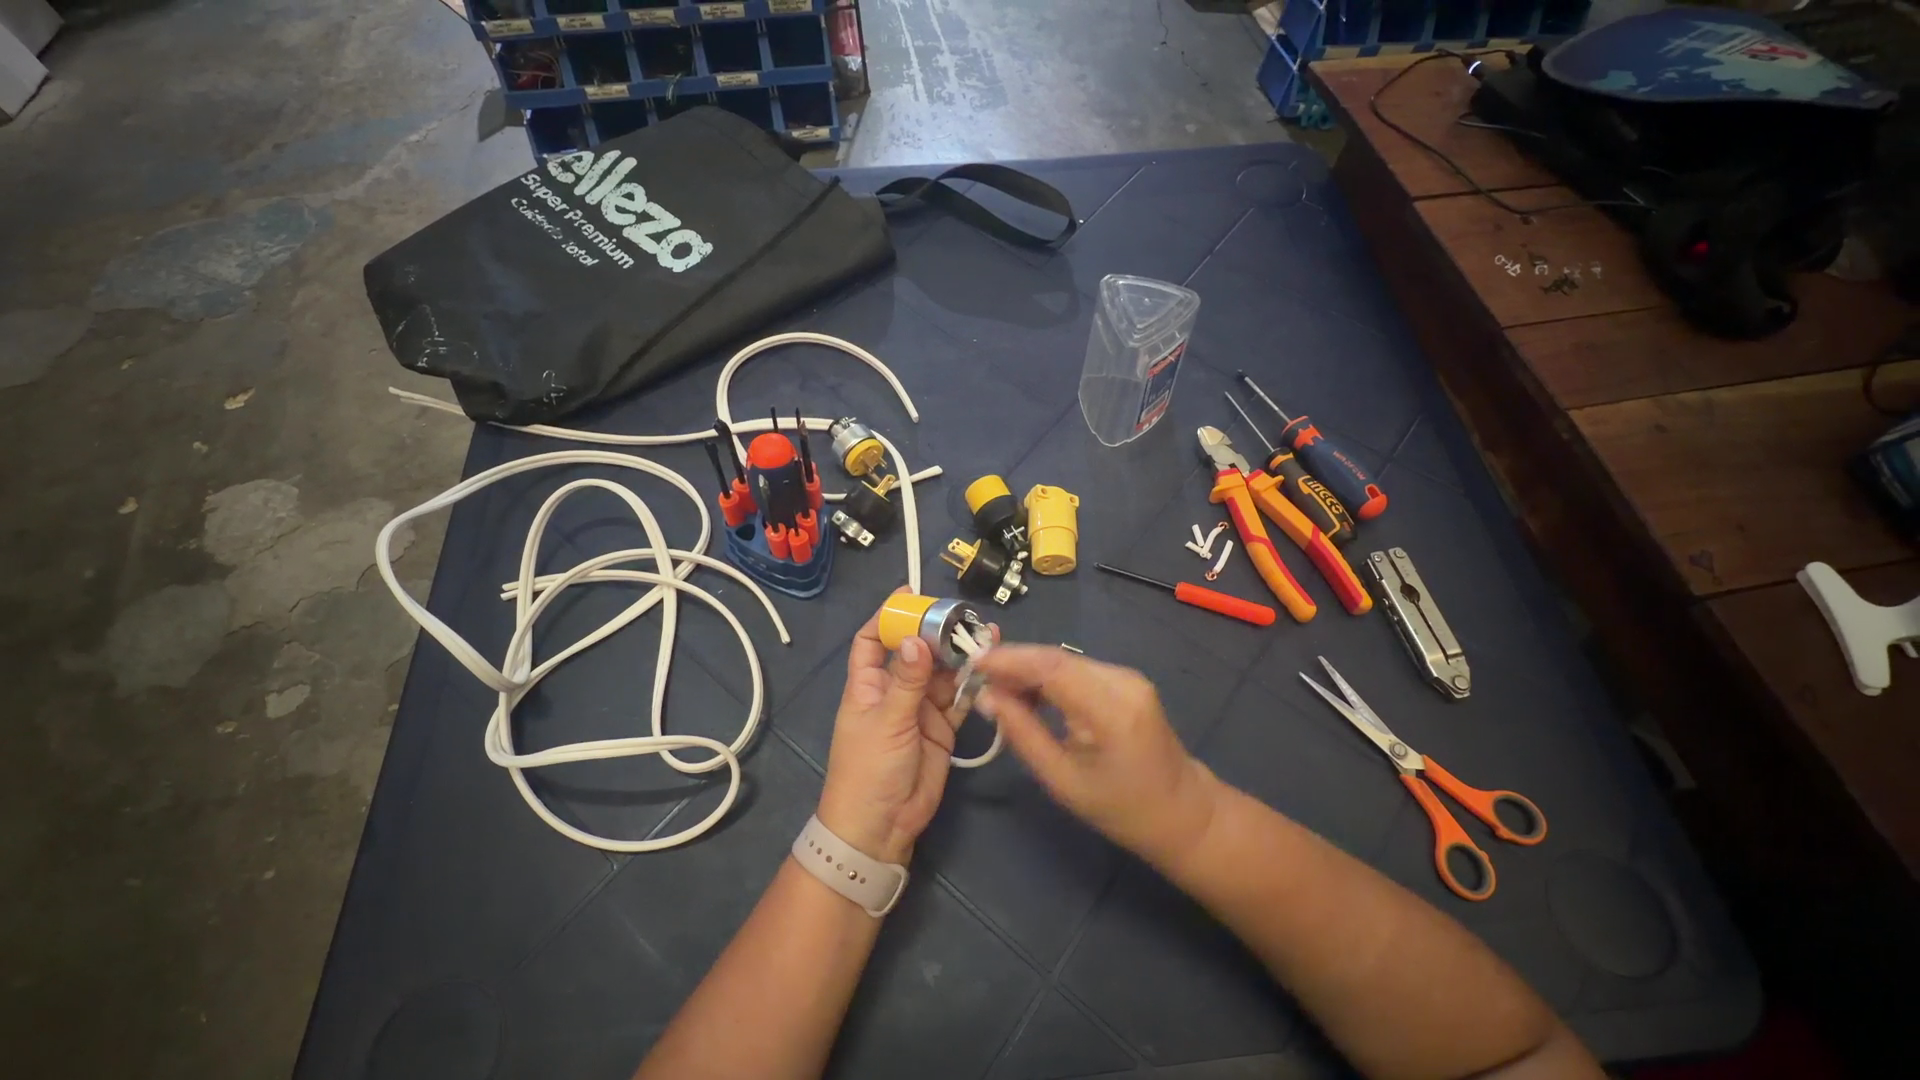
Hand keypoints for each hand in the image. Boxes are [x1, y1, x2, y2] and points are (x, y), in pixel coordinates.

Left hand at [815, 593, 996, 864]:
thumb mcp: (887, 723)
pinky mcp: (942, 729)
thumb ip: (907, 682)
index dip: (888, 616)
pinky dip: (972, 686)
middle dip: (937, 633)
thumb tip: (917, 639)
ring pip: (941, 674)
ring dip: (960, 657)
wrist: (881, 827)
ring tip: (987, 635)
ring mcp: (919, 710)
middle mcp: (894, 691)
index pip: (873, 640)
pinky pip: (958, 700)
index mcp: (868, 685)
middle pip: (916, 652)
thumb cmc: (869, 770)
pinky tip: (990, 668)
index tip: (910, 593)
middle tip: (964, 615)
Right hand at [975, 645, 1219, 867]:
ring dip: (1029, 668)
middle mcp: (1122, 681)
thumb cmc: (1120, 807)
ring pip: (1065, 659)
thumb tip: (987, 696)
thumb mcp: (1061, 779)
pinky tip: (1028, 692)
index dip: (1008, 659)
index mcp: (1110, 709)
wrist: (1181, 811)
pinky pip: (1078, 668)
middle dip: (1013, 662)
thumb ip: (1022, 733)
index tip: (971, 663)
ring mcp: (1128, 677)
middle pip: (1057, 657)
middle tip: (976, 676)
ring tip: (995, 688)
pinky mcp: (1127, 680)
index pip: (1051, 666)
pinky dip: (1048, 676)